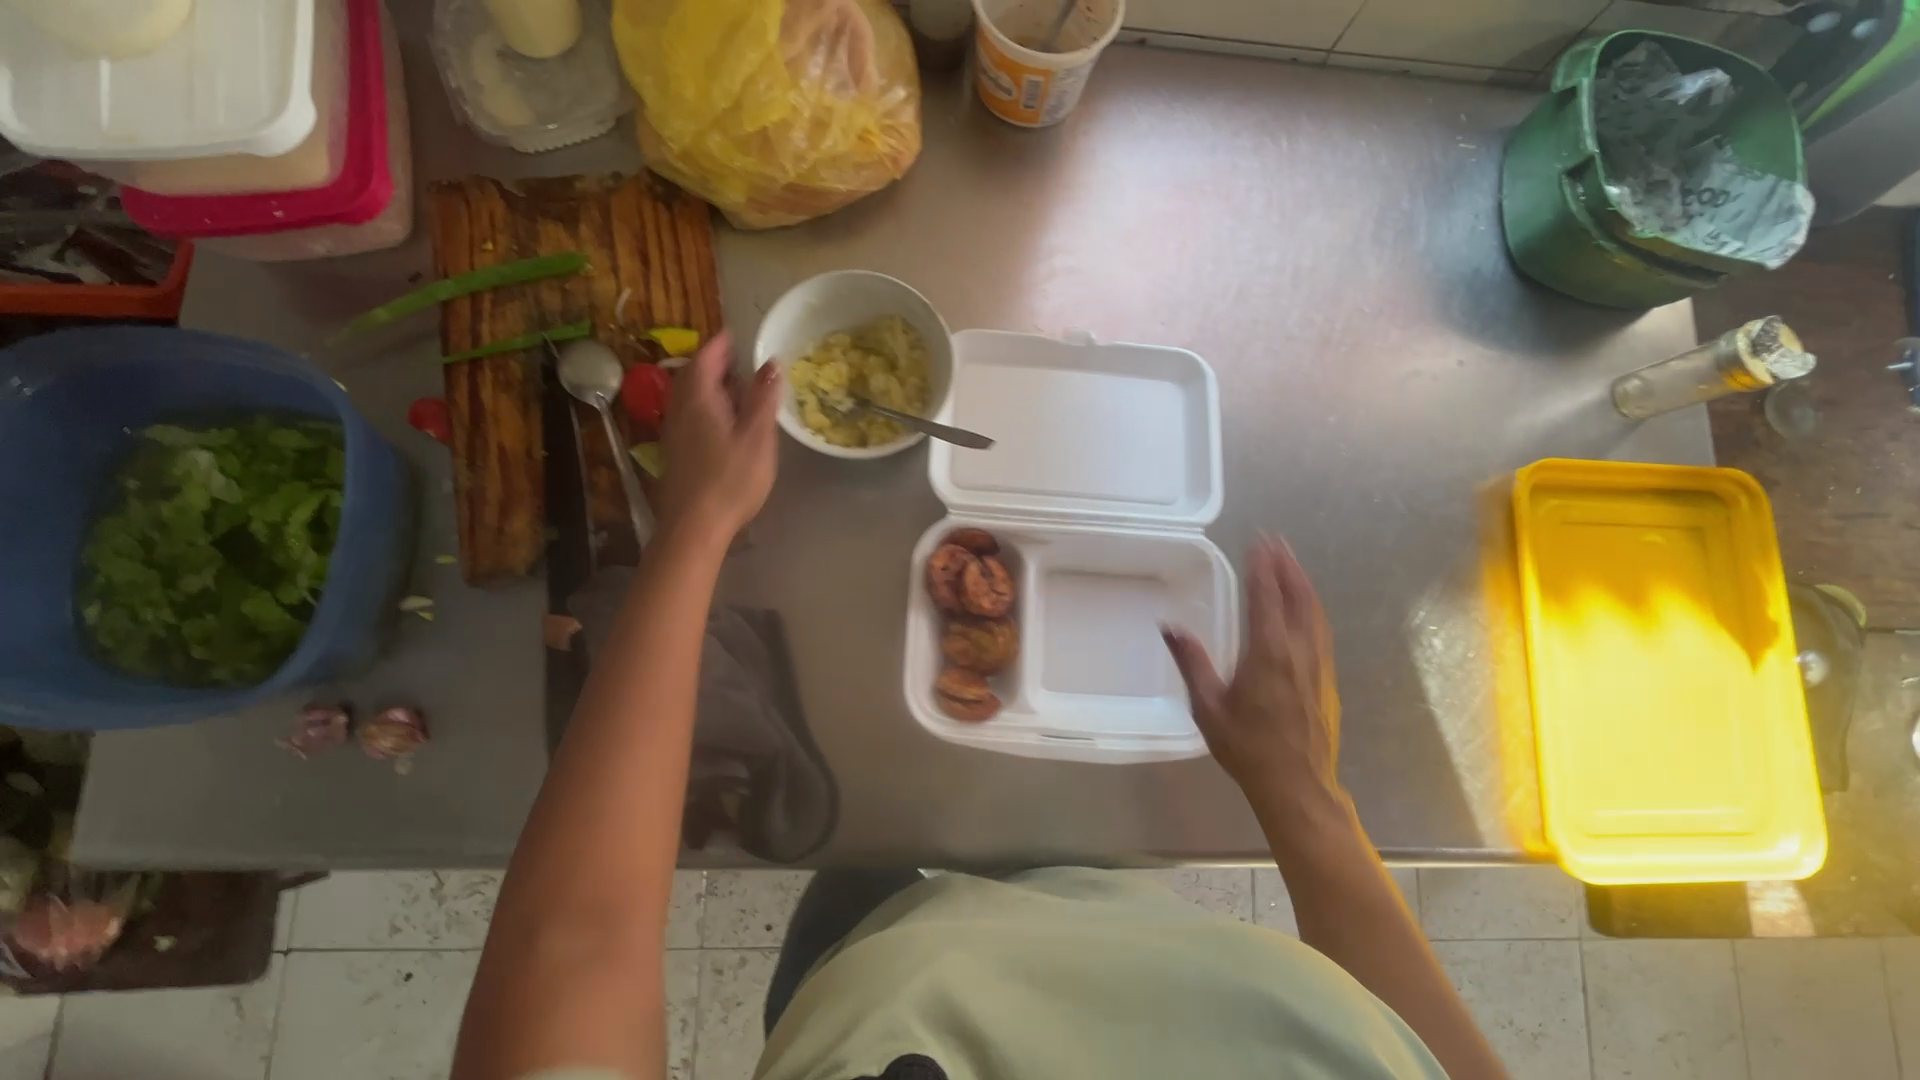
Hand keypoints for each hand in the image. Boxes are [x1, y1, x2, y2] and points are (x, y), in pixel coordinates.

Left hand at [653, 331, 781, 547]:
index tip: (737, 335)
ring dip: (710, 386)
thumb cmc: (730, 480)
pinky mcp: (676, 453)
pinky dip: (706, 407)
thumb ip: (763, 398)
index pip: (705, 358)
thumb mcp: (757, 437)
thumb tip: (770, 363)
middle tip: (740, 361)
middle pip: (693, 375)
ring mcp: (674, 432)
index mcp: (699, 399)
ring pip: (689, 397)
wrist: (694, 526)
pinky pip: (690, 416)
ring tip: (736, 389)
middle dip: (715, 363)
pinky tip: (724, 422)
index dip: (721, 344)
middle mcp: (680, 410)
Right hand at [1163, 537, 1349, 835]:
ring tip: (1291, 563)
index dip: (1262, 568)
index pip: (1266, 599)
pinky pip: (1321, 630)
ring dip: (1302, 583)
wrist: (1297, 786)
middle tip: (1275, 541)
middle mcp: (1299, 652)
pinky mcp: (1327, 680)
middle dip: (1286, 567)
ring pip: (1314, 613)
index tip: (1258, 542)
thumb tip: (1170, 627)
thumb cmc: (1246, 748)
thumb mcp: (1208, 707)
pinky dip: (1311, 607)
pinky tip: (1306, 607)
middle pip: (1297, 598)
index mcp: (1269, 655)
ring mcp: (1318, 666)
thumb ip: (1192, 663)